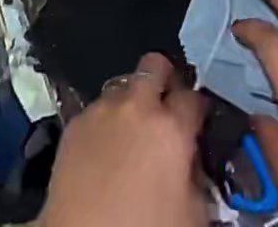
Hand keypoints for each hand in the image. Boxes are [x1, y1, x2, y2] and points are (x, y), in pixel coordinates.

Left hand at [40, 53, 208, 226]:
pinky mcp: (75, 119)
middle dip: (165, 77)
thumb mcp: (195, 215)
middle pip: (153, 66)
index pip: (194, 97)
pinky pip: (98, 106)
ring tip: (138, 128)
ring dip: (134, 99)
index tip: (203, 118)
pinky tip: (110, 143)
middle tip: (170, 104)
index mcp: (170, 129)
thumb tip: (191, 160)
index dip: (201, 106)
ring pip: (122, 84)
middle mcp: (134, 106)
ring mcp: (100, 108)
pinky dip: (110, 117)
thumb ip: (197, 177)